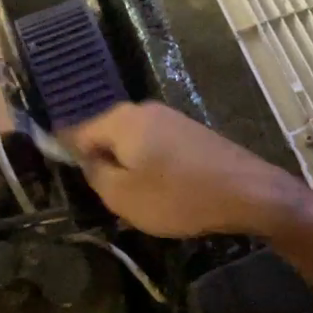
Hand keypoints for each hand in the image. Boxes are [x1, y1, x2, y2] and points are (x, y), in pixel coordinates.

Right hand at [62, 102, 310, 238]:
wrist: (249, 193)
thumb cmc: (178, 196)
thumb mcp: (123, 196)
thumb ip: (95, 174)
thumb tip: (86, 160)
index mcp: (121, 119)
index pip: (76, 132)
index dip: (65, 155)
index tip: (63, 179)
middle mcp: (143, 110)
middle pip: (106, 136)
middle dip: (102, 165)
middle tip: (105, 199)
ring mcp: (170, 118)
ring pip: (132, 144)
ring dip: (128, 170)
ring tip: (137, 202)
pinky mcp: (190, 132)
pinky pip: (156, 148)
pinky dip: (151, 169)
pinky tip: (163, 194)